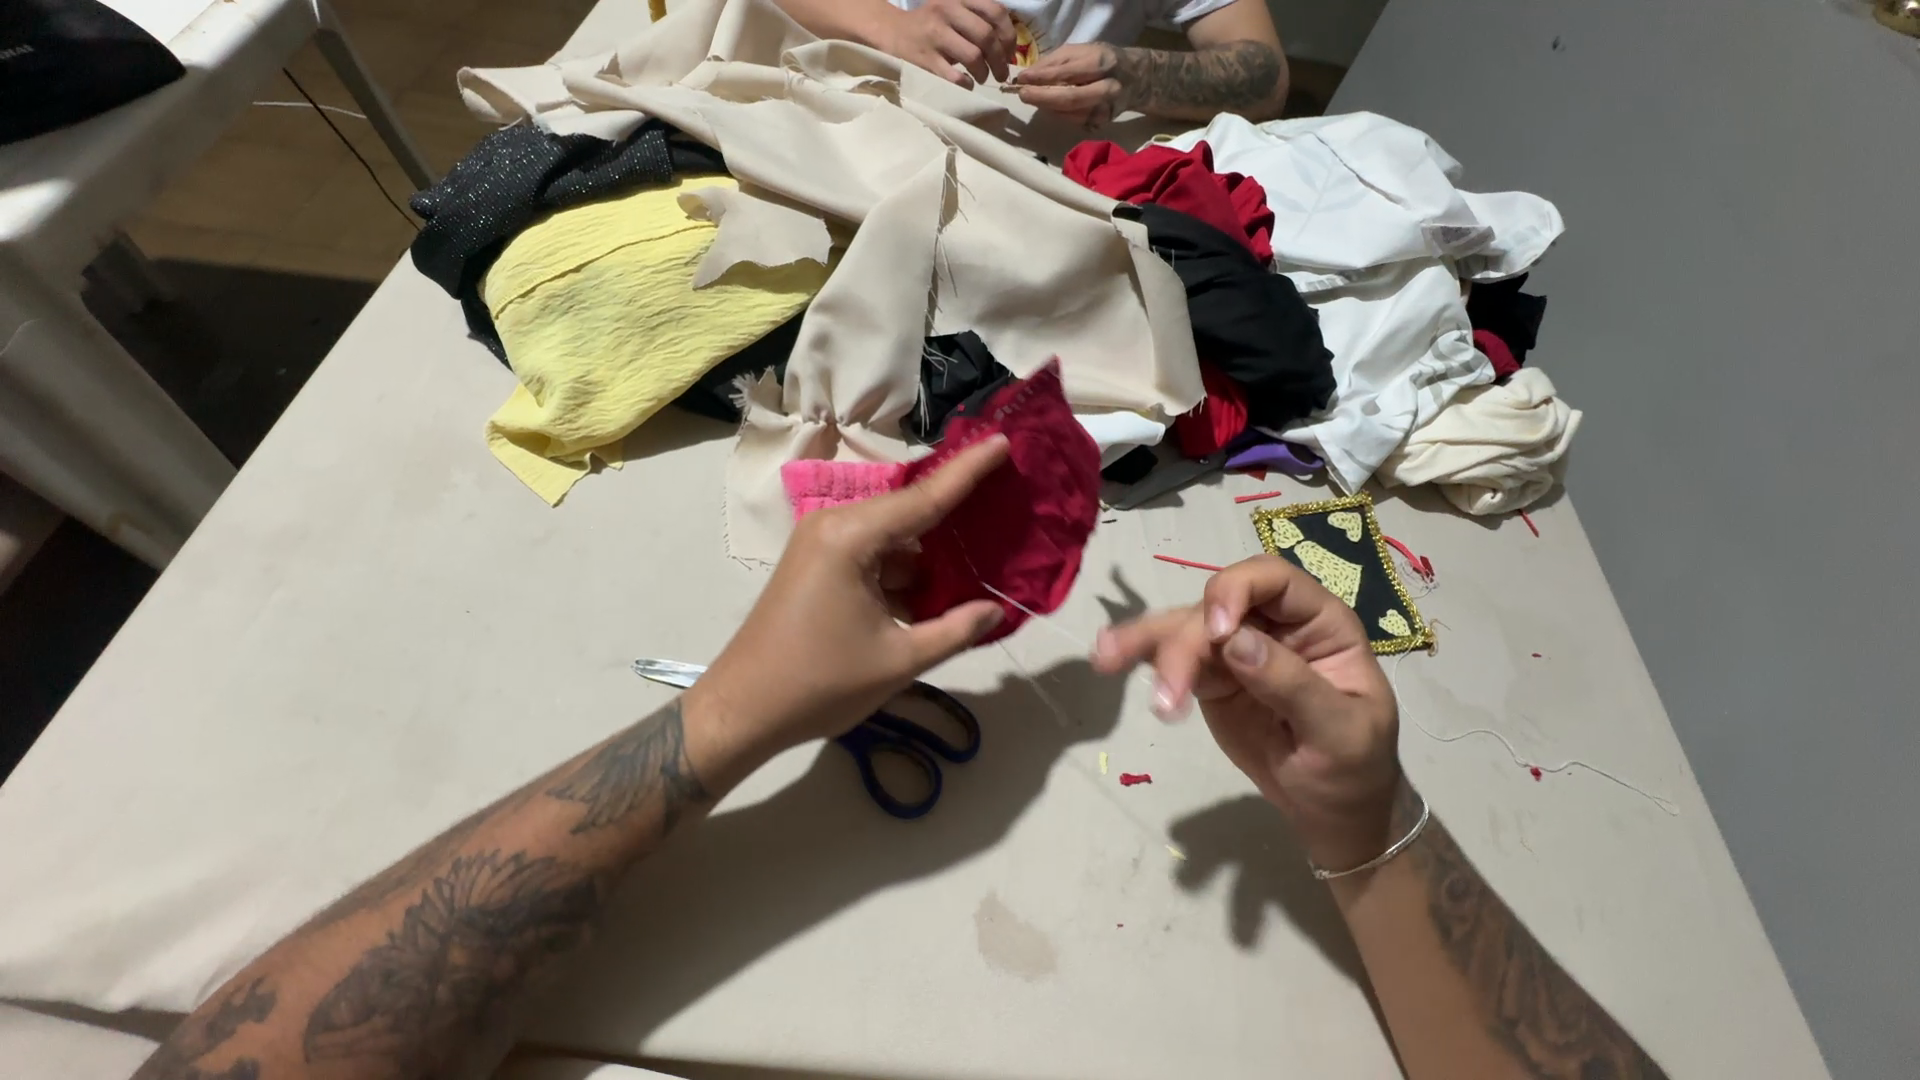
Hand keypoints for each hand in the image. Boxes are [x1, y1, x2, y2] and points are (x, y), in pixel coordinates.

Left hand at [689, 437, 1009, 757]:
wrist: (744, 710)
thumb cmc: (819, 685)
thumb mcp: (898, 661)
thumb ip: (955, 631)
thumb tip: (997, 610)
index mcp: (851, 538)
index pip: (925, 497)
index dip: (969, 470)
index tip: (1004, 441)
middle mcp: (834, 526)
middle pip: (910, 512)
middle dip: (955, 514)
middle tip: (1006, 507)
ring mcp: (823, 544)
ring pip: (894, 537)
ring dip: (931, 552)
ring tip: (984, 559)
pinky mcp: (819, 564)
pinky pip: (875, 555)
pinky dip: (906, 570)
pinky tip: (940, 590)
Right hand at [873, 0, 1015, 85]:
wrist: (892, 33)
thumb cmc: (930, 26)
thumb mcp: (953, 11)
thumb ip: (977, 20)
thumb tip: (1007, 48)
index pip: (996, 11)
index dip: (1009, 36)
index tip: (1010, 53)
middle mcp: (948, 11)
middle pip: (987, 36)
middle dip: (1000, 60)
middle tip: (1000, 74)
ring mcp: (935, 35)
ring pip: (974, 56)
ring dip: (984, 73)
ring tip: (981, 78)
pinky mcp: (926, 59)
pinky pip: (955, 76)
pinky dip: (966, 84)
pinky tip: (966, 84)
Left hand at [1010, 43, 1128, 126]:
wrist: (1134, 81)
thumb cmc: (1103, 61)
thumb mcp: (1083, 51)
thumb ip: (1057, 62)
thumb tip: (1030, 75)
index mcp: (1103, 63)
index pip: (1069, 73)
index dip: (1043, 77)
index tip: (1022, 78)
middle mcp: (1106, 89)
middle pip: (1070, 99)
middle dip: (1042, 97)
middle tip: (1023, 94)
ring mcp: (1104, 111)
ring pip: (1068, 113)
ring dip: (1046, 106)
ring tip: (1032, 98)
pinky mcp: (1100, 125)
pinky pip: (1072, 121)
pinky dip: (1056, 113)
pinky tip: (1049, 106)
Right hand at [1092, 556, 1401, 870]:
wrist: (1332, 811)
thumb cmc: (1353, 768)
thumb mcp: (1340, 731)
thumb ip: (1292, 684)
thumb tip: (1234, 642)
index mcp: (1319, 623)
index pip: (1272, 580)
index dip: (1236, 591)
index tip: (1215, 633)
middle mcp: (1273, 623)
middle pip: (1215, 607)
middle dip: (1184, 644)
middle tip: (1166, 698)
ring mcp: (1236, 649)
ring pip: (1184, 627)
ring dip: (1145, 642)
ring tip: (1107, 658)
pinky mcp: (1210, 677)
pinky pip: (1170, 657)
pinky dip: (1139, 657)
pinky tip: (1108, 657)